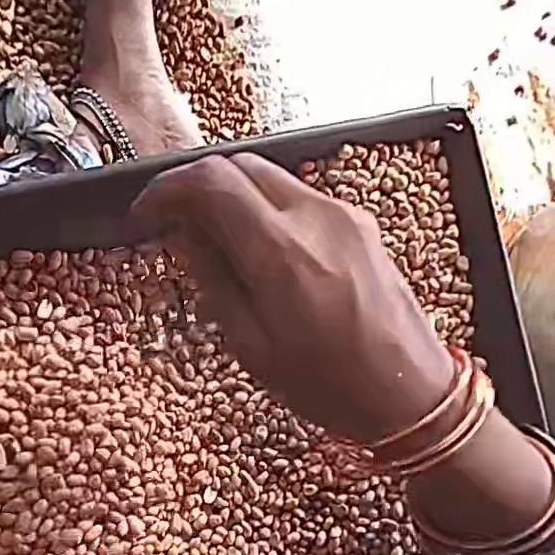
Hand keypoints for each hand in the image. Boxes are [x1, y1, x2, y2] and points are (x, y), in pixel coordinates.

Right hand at [127, 153, 453, 442]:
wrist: (409, 391)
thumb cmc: (327, 385)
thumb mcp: (252, 347)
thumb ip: (214, 280)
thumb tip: (184, 236)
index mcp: (281, 253)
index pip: (210, 182)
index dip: (166, 189)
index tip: (145, 213)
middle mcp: (315, 217)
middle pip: (239, 164)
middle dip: (196, 184)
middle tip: (173, 221)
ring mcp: (343, 213)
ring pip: (269, 175)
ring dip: (230, 193)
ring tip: (210, 236)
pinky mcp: (360, 221)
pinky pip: (298, 196)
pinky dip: (264, 206)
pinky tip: (255, 244)